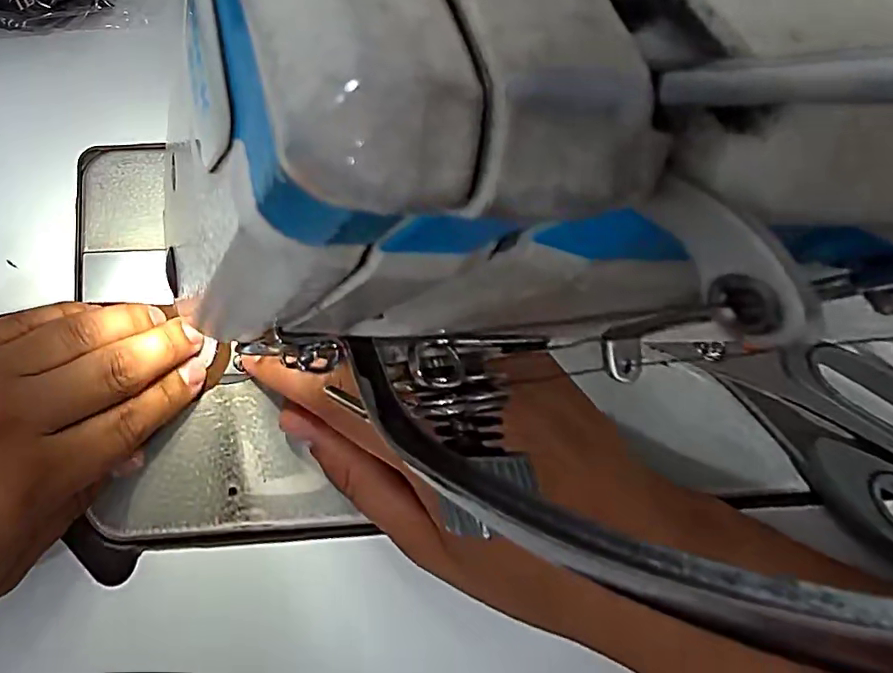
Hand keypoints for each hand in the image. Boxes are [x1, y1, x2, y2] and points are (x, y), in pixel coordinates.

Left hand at [0, 303, 213, 670]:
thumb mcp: (5, 558)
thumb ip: (73, 498)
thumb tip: (123, 451)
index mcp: (30, 475)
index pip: (126, 420)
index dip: (170, 392)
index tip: (197, 373)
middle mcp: (11, 414)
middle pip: (111, 364)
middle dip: (162, 345)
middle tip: (193, 331)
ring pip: (74, 330)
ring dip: (125, 318)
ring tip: (159, 312)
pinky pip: (25, 320)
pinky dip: (69, 312)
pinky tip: (94, 309)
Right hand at [242, 351, 892, 671]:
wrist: (640, 550)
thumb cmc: (531, 564)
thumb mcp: (428, 542)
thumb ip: (357, 477)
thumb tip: (300, 425)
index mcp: (415, 441)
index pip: (327, 391)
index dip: (283, 371)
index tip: (252, 355)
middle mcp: (445, 391)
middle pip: (354, 354)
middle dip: (306, 346)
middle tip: (273, 340)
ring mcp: (482, 365)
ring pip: (391, 336)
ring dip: (347, 333)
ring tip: (314, 335)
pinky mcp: (512, 351)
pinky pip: (438, 329)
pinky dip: (400, 329)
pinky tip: (383, 330)